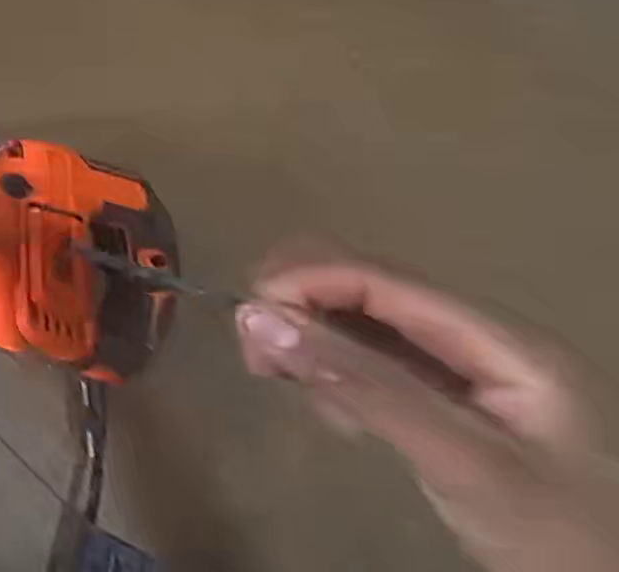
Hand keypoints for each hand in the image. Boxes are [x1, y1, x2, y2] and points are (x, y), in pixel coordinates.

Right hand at [236, 258, 610, 569]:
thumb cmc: (563, 537)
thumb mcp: (464, 463)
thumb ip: (361, 385)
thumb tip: (251, 314)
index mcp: (502, 341)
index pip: (372, 274)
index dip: (300, 280)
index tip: (248, 320)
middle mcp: (477, 337)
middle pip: (354, 283)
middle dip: (291, 304)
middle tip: (256, 353)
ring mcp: (460, 365)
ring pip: (347, 313)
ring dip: (297, 332)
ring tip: (276, 376)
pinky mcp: (438, 392)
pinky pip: (357, 349)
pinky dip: (319, 361)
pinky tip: (323, 400)